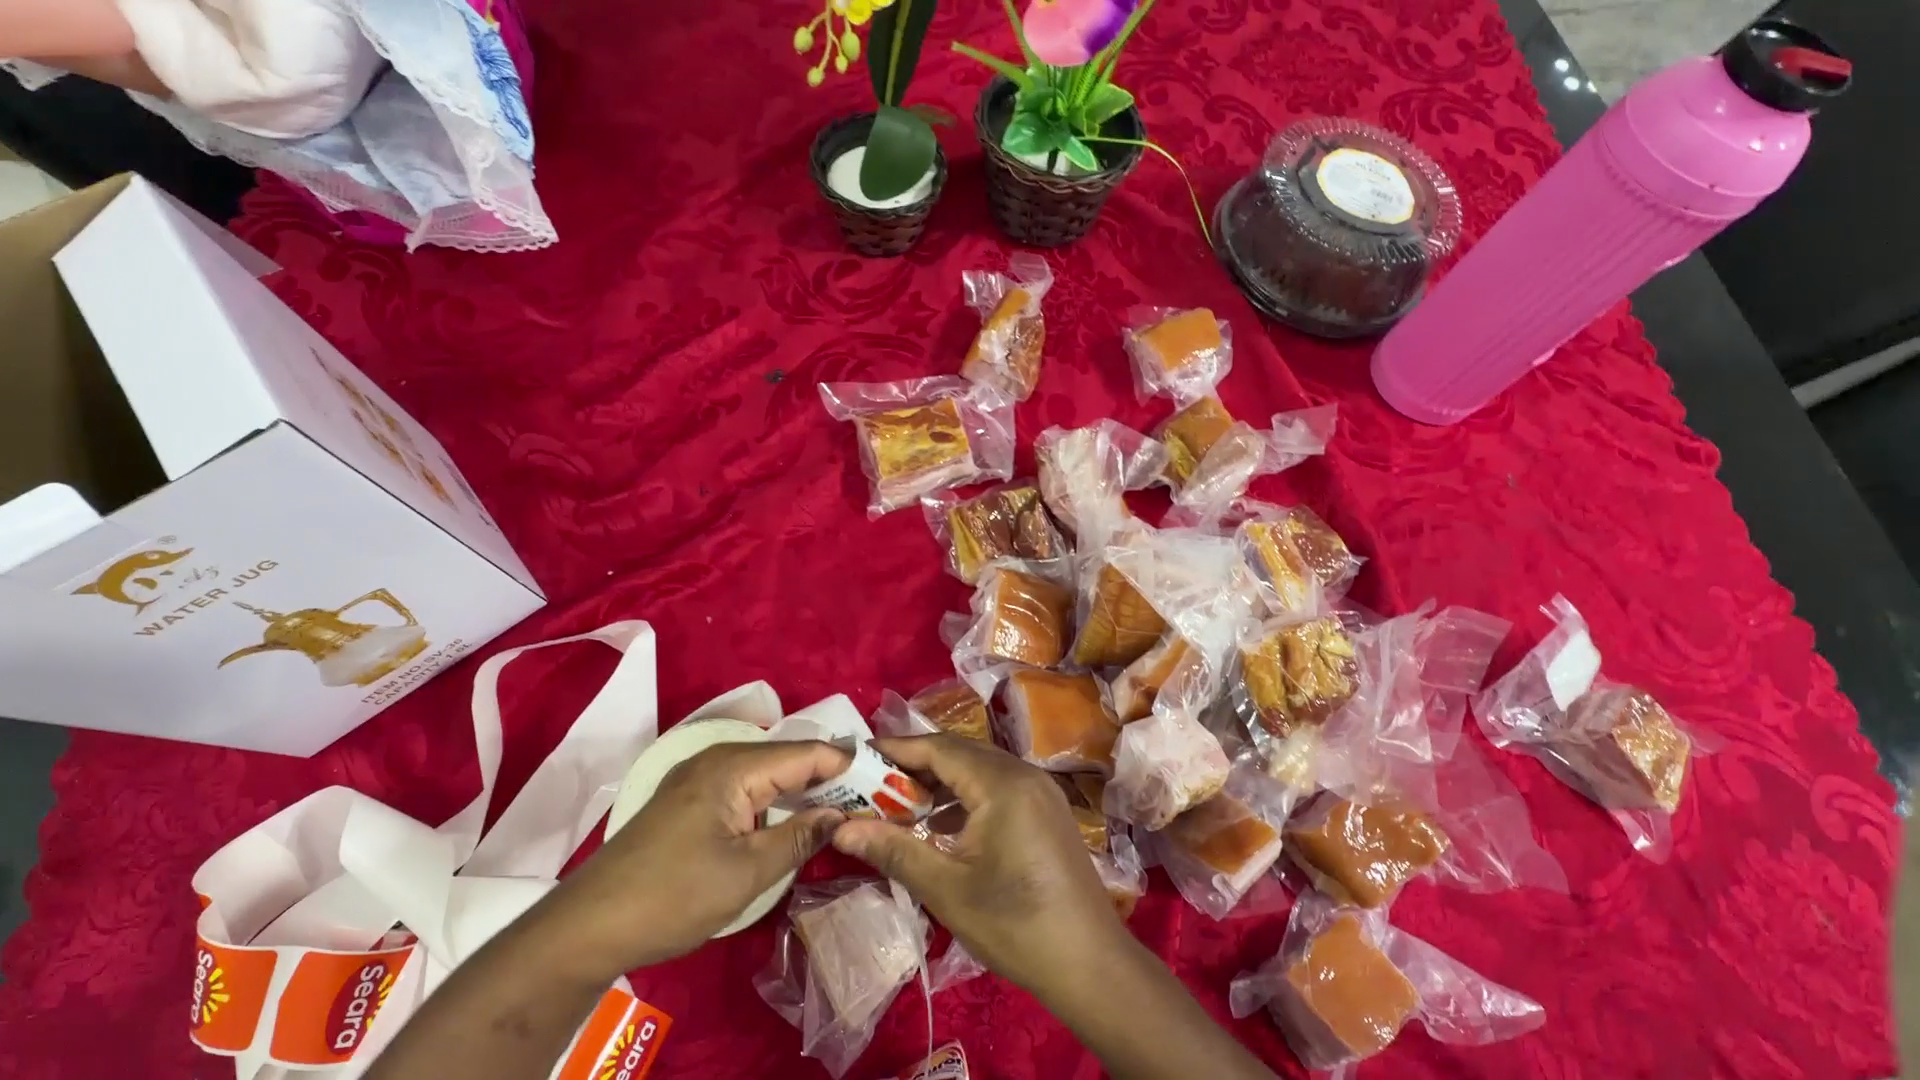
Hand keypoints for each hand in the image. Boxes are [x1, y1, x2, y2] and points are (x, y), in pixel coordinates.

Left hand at [547, 740, 851, 977]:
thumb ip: (801, 836)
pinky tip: (799, 820)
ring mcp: (701, 779)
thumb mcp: (748, 872)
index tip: (892, 782)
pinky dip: (778, 802)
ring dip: (807, 791)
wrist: (590, 926)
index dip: (852, 765)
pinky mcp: (692, 801)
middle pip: (790, 759)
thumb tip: (845, 814)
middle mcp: (719, 760)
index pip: (809, 753)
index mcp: (734, 766)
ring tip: (851, 810)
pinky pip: (748, 789)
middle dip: (834, 778)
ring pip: (769, 774)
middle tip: (879, 800)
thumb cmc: (674, 896)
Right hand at [829, 734, 1127, 995]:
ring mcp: (1040, 791)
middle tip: (868, 784)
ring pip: (978, 769)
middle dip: (913, 766)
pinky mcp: (1046, 811)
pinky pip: (997, 787)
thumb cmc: (1014, 924)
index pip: (938, 748)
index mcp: (1001, 783)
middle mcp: (1024, 774)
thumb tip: (841, 829)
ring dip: (939, 782)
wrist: (1089, 963)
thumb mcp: (945, 888)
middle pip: (959, 753)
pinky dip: (964, 797)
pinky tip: (939, 824)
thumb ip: (893, 850)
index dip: (894, 751)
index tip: (855, 759)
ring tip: (897, 805)